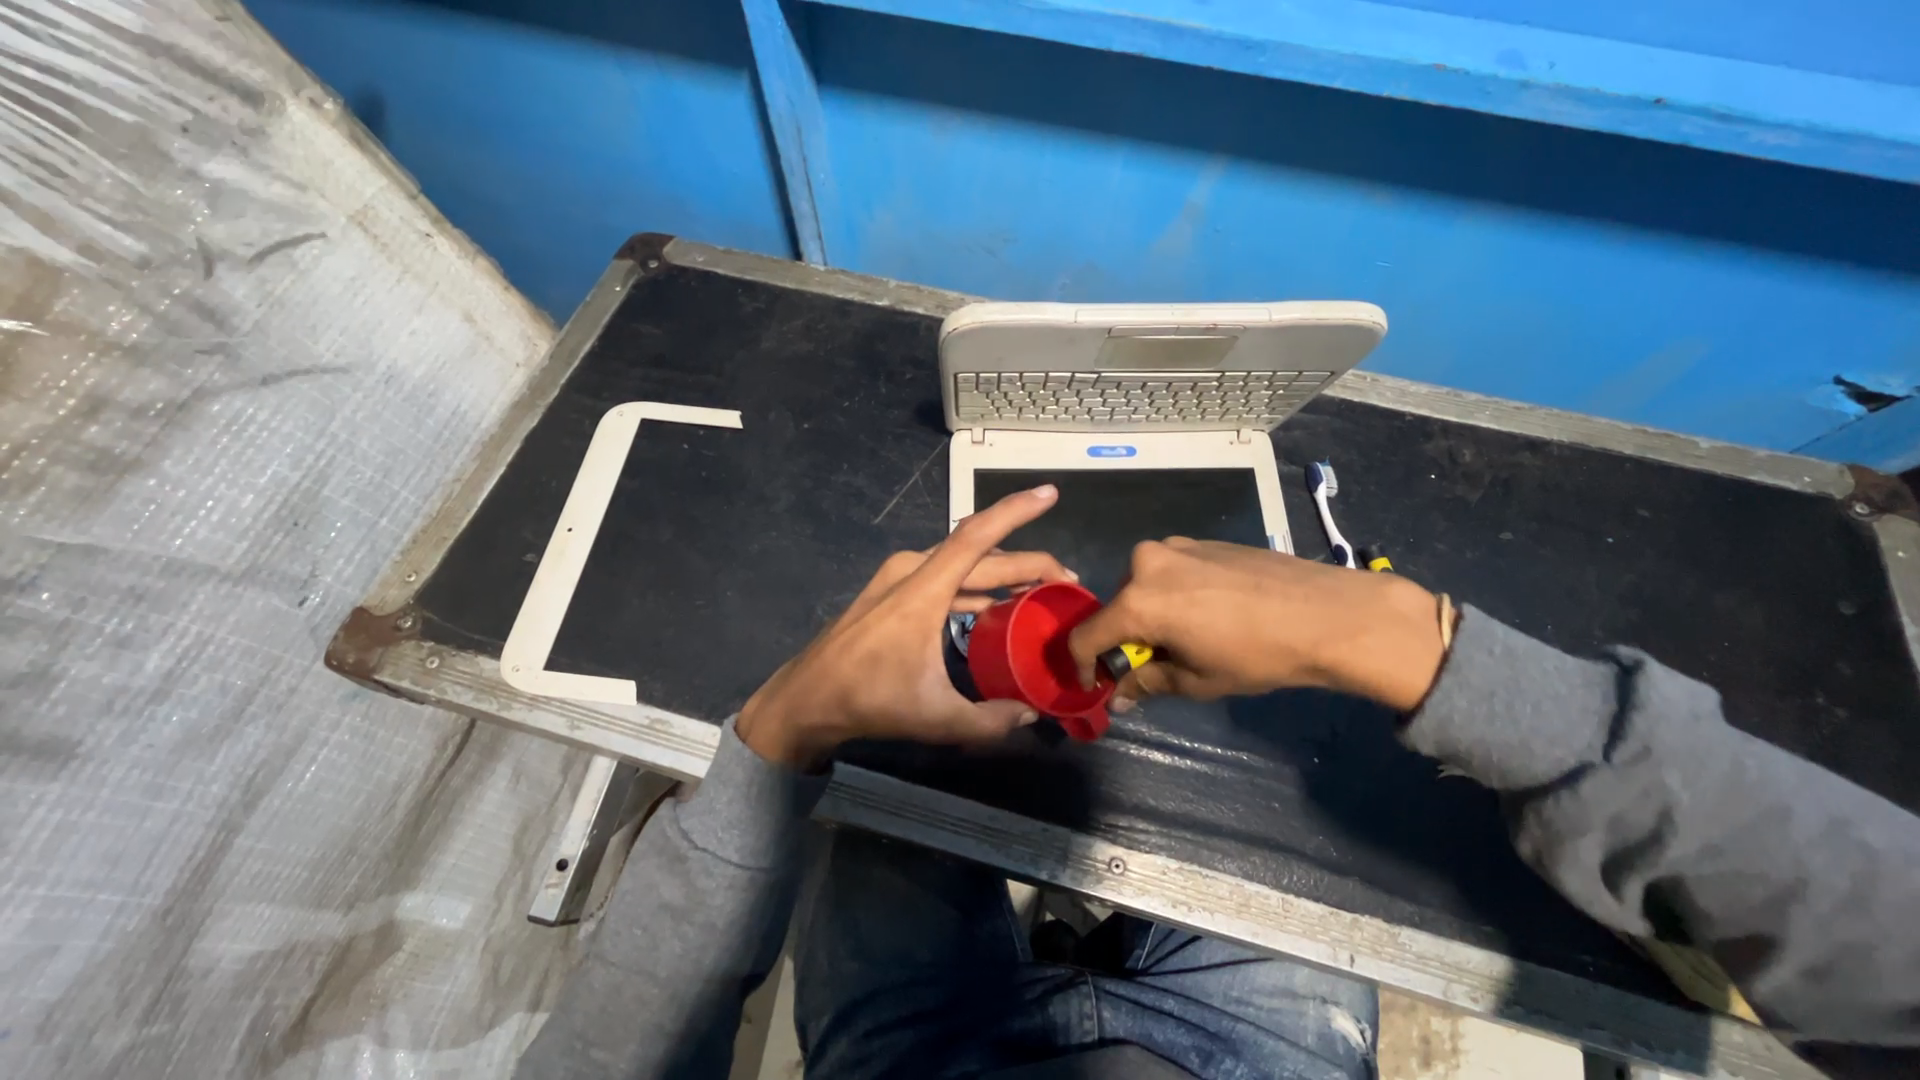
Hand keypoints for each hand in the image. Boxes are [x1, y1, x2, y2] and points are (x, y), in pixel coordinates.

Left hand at [735, 485, 1073, 766]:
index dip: (1017, 511)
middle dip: (1027, 562)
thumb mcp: (936, 717)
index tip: (1050, 494)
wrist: (807, 698)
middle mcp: (911, 571)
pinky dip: (974, 586)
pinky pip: (943, 577)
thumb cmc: (869, 700)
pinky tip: (994, 605)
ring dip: (1001, 574)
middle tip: (1067, 580)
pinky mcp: (891, 592)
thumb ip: (989, 720)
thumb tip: (1030, 714)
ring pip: (962, 564)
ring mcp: (897, 579)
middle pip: (980, 554)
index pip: (978, 536)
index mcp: (923, 589)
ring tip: (1039, 592)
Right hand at [1068, 539, 1446, 710]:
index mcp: (1137, 601)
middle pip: (1117, 607)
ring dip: (1152, 615)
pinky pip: (1171, 571)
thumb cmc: (1256, 654)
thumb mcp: (1196, 680)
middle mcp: (1145, 563)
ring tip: (1189, 638)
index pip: (1086, 636)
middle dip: (1126, 638)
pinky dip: (1175, 595)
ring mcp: (1176, 546)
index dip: (1084, 665)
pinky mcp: (1202, 540)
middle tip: (1153, 664)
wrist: (1327, 613)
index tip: (1096, 684)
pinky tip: (1211, 613)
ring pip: (1145, 587)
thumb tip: (1119, 696)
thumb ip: (1147, 683)